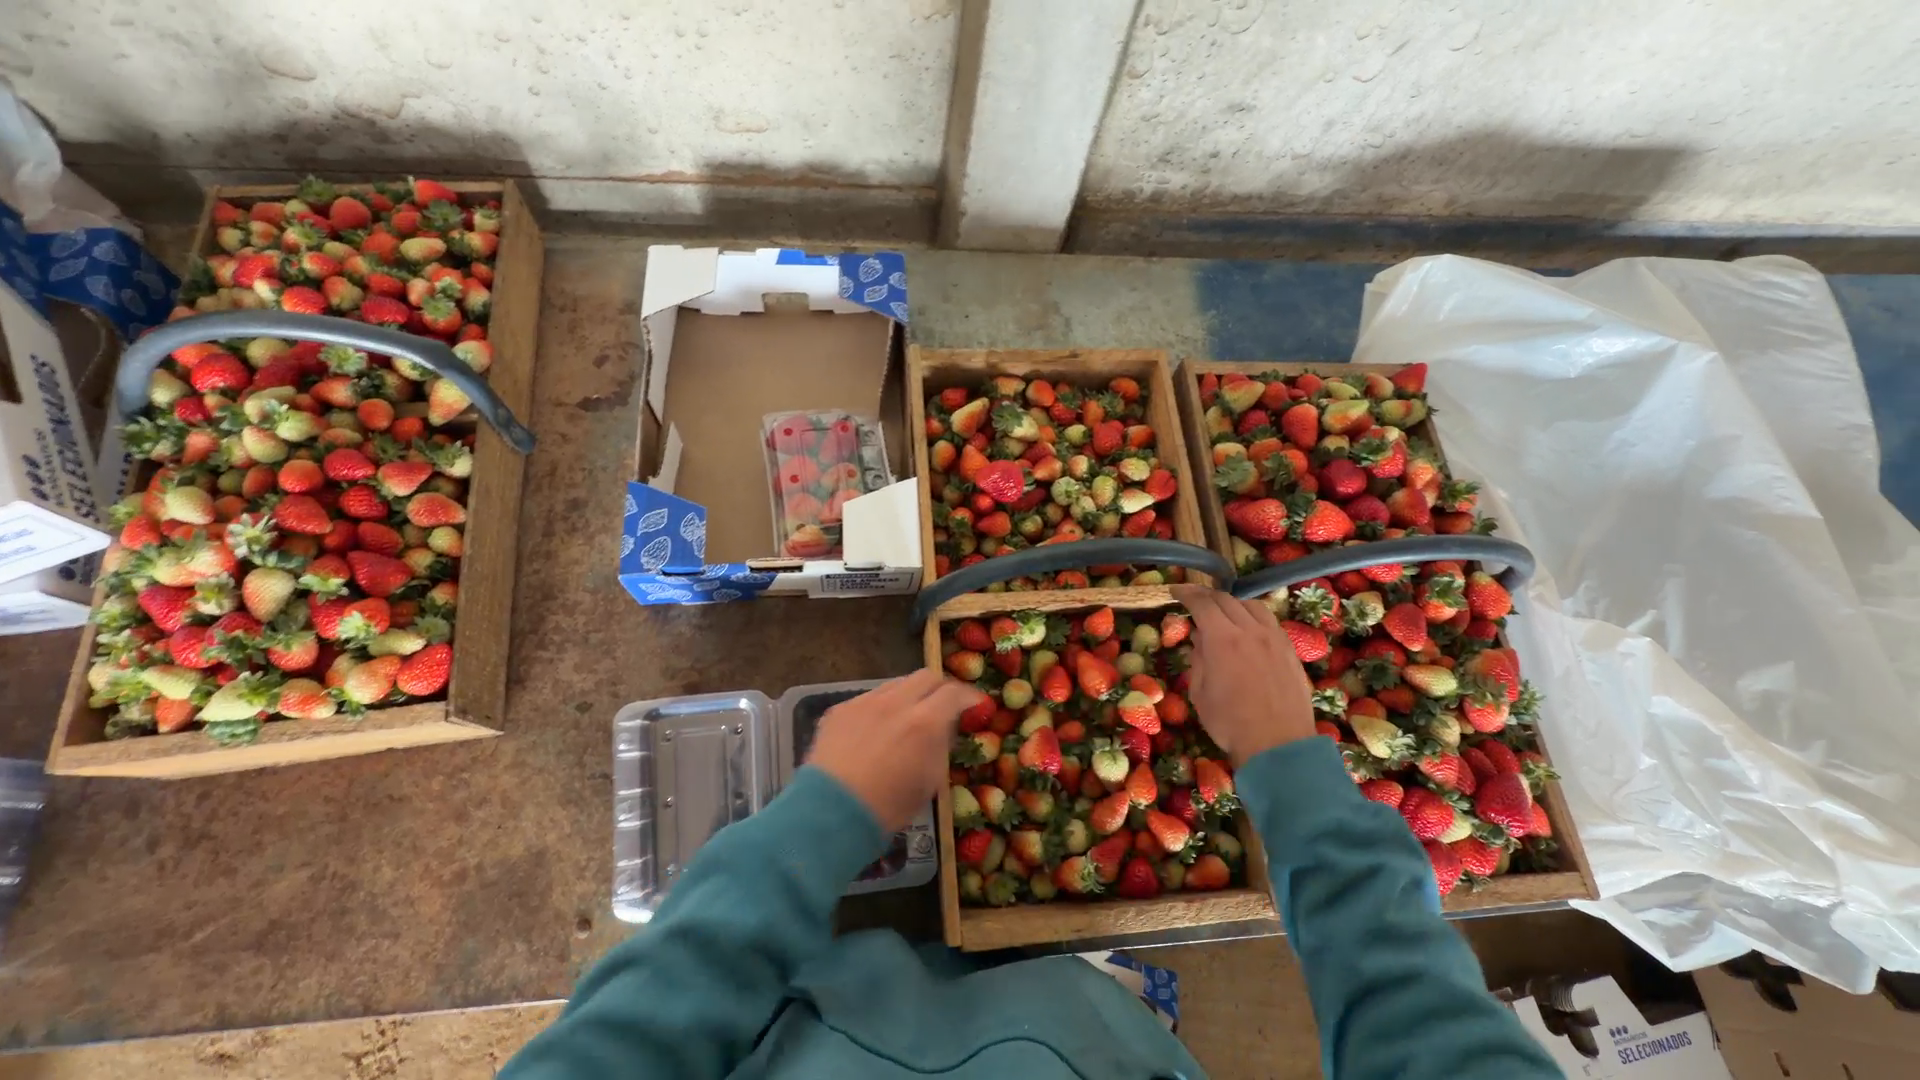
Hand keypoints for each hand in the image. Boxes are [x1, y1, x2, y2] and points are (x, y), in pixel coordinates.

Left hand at [806, 669, 986, 833]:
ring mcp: (864, 702)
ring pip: (896, 684)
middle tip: (943, 706)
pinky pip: (869, 698)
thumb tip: (945, 728)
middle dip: (940, 688)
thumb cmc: (888, 806)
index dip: (969, 697)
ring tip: (908, 716)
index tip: (976, 705)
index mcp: (925, 722)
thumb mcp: (930, 781)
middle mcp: (896, 702)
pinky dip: (882, 707)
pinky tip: (876, 729)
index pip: (955, 692)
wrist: (830, 812)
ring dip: (909, 695)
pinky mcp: (840, 709)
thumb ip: (941, 746)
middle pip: (926, 676)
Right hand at [1172, 584, 1316, 766]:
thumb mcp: (1200, 692)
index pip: (1202, 603)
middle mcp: (1250, 630)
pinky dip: (1253, 616)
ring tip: (1223, 612)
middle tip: (1194, 600)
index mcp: (1223, 639)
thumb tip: (1200, 638)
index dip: (1187, 593)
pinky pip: (1269, 621)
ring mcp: (1274, 638)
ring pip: (1251, 606)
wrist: (1278, 745)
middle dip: (1207, 596)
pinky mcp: (1290, 650)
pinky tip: (1248, 628)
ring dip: (1232, 603)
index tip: (1176, 590)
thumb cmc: (1230, 723)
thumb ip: (1199, 659)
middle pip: (1226, 600)